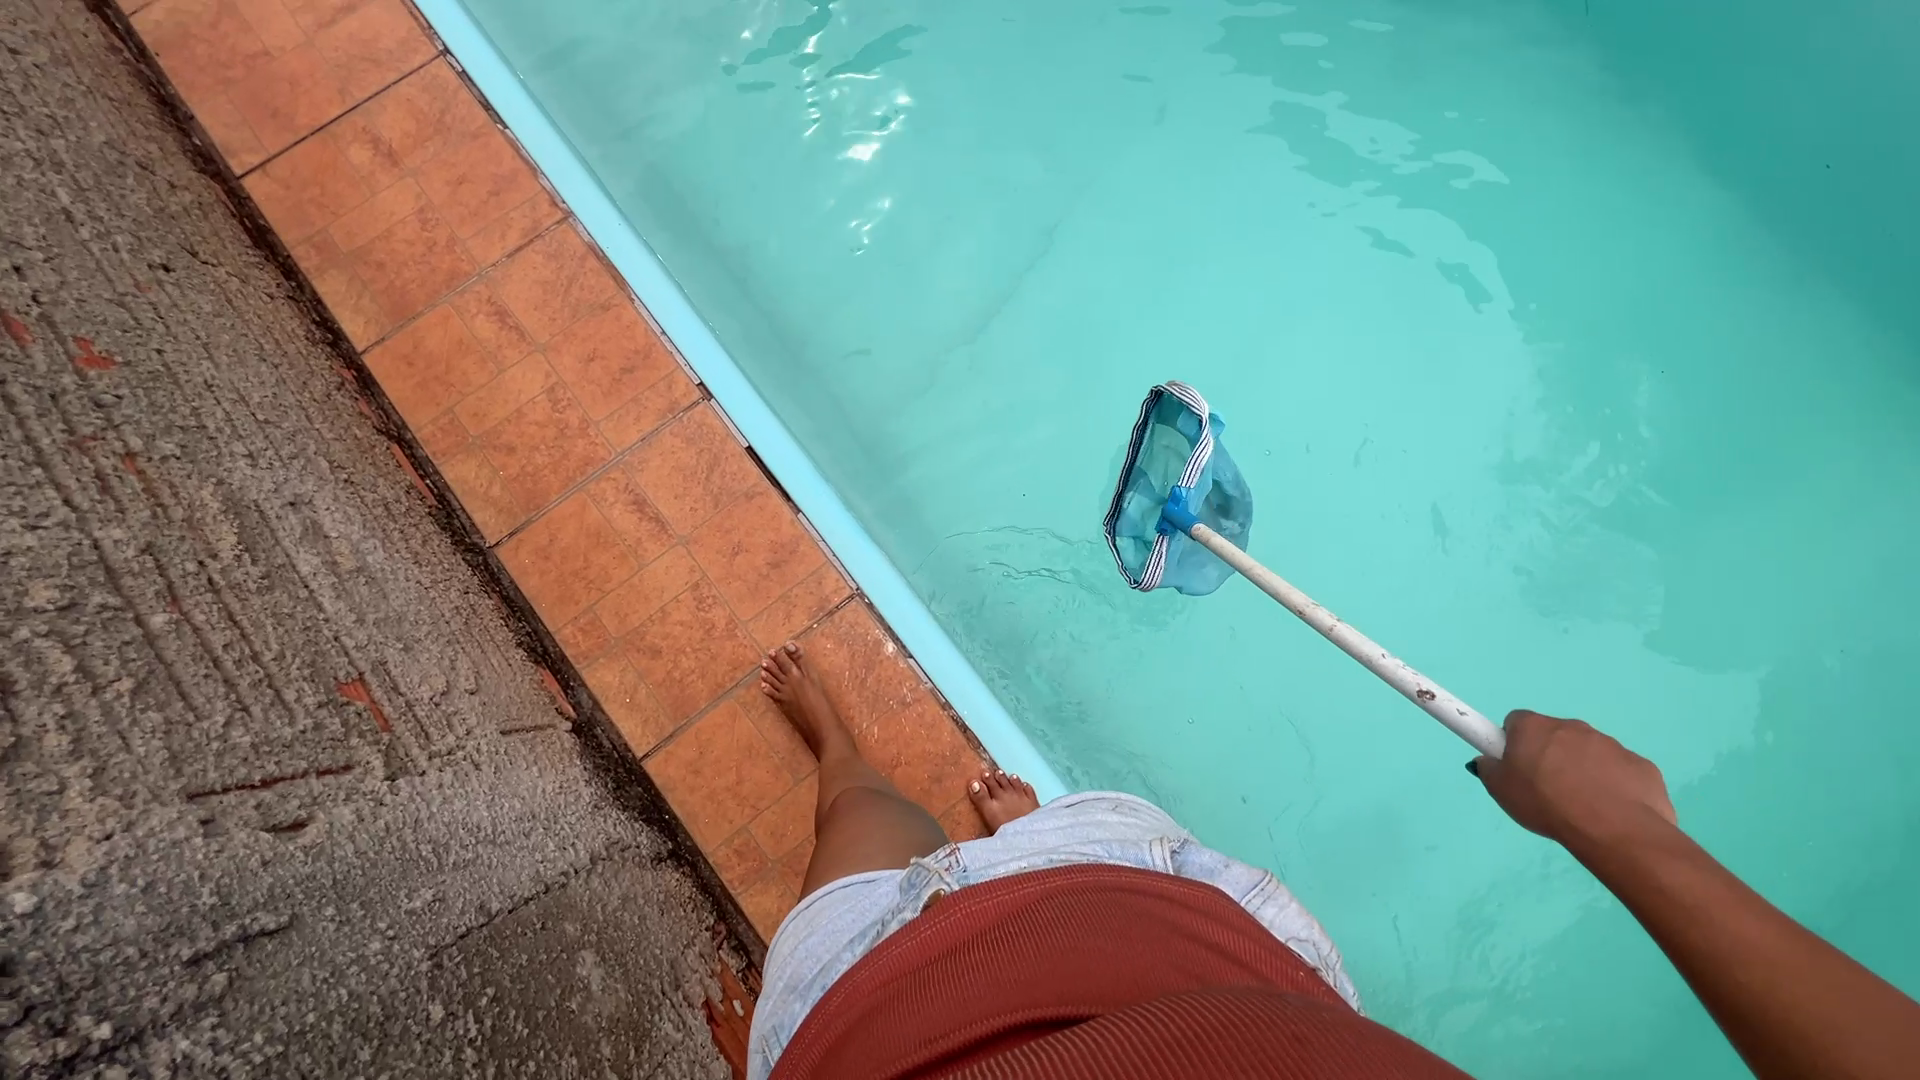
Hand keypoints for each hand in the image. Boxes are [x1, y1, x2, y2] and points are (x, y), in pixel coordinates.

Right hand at [1471, 710, 1676, 852]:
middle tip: (1545, 788)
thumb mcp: (1499, 789)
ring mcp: (1612, 744)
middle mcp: (1572, 726)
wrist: (1615, 829)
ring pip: (1589, 753)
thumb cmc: (1546, 803)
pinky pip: (1620, 771)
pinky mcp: (1642, 765)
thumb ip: (1489, 768)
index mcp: (1534, 727)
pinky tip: (1609, 808)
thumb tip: (1490, 762)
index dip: (1513, 741)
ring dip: (1582, 770)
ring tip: (1580, 804)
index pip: (1516, 721)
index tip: (1515, 764)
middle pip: (1554, 736)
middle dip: (1549, 755)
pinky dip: (1613, 785)